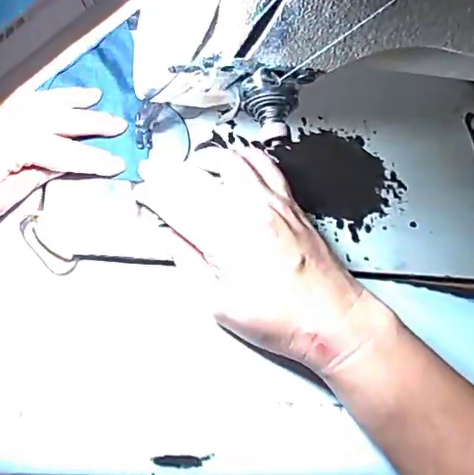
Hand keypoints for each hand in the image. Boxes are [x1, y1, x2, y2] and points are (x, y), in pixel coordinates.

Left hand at [0, 80, 126, 224]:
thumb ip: (27, 183)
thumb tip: (51, 169)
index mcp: (18, 143)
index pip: (67, 153)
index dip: (94, 160)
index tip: (117, 163)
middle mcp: (12, 113)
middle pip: (61, 118)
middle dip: (92, 122)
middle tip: (116, 124)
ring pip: (42, 96)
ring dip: (70, 97)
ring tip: (93, 96)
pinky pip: (13, 81)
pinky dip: (33, 79)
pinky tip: (42, 80)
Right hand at [135, 144, 402, 374]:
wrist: (333, 319)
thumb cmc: (282, 319)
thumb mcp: (218, 302)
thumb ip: (189, 262)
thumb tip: (172, 237)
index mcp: (224, 237)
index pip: (173, 201)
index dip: (150, 194)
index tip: (140, 193)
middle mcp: (247, 210)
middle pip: (195, 175)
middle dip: (166, 172)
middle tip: (153, 173)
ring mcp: (271, 201)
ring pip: (228, 159)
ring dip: (201, 158)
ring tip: (189, 165)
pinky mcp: (289, 201)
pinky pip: (262, 162)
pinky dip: (241, 155)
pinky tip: (233, 160)